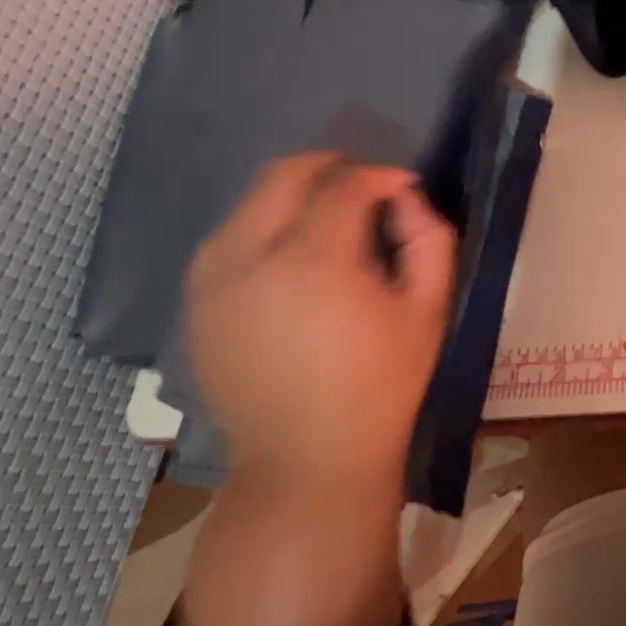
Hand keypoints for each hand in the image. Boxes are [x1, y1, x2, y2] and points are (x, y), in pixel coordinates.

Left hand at [185, 153, 456, 489]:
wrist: (308, 457)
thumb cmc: (381, 384)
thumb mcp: (428, 310)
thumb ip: (429, 239)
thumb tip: (408, 197)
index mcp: (312, 261)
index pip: (343, 183)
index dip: (380, 175)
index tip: (404, 187)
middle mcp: (248, 257)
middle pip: (284, 174)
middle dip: (332, 168)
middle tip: (368, 190)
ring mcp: (212, 280)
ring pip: (251, 202)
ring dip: (295, 197)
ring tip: (332, 226)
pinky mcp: (196, 302)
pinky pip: (230, 238)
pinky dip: (266, 229)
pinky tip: (295, 262)